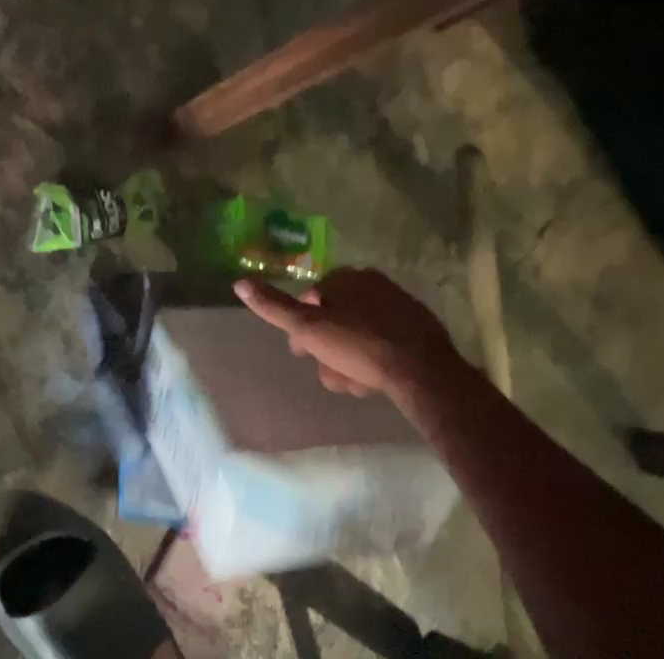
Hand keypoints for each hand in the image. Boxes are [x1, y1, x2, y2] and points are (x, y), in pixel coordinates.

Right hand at [234, 269, 461, 399]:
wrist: (424, 372)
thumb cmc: (359, 346)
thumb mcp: (308, 328)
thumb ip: (274, 307)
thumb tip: (239, 283)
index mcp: (346, 278)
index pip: (311, 297)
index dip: (302, 325)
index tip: (300, 351)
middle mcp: (373, 283)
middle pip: (335, 316)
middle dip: (326, 346)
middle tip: (328, 372)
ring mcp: (399, 304)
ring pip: (358, 331)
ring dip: (348, 357)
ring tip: (351, 384)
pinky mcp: (420, 328)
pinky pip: (384, 339)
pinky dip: (373, 356)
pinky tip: (374, 380)